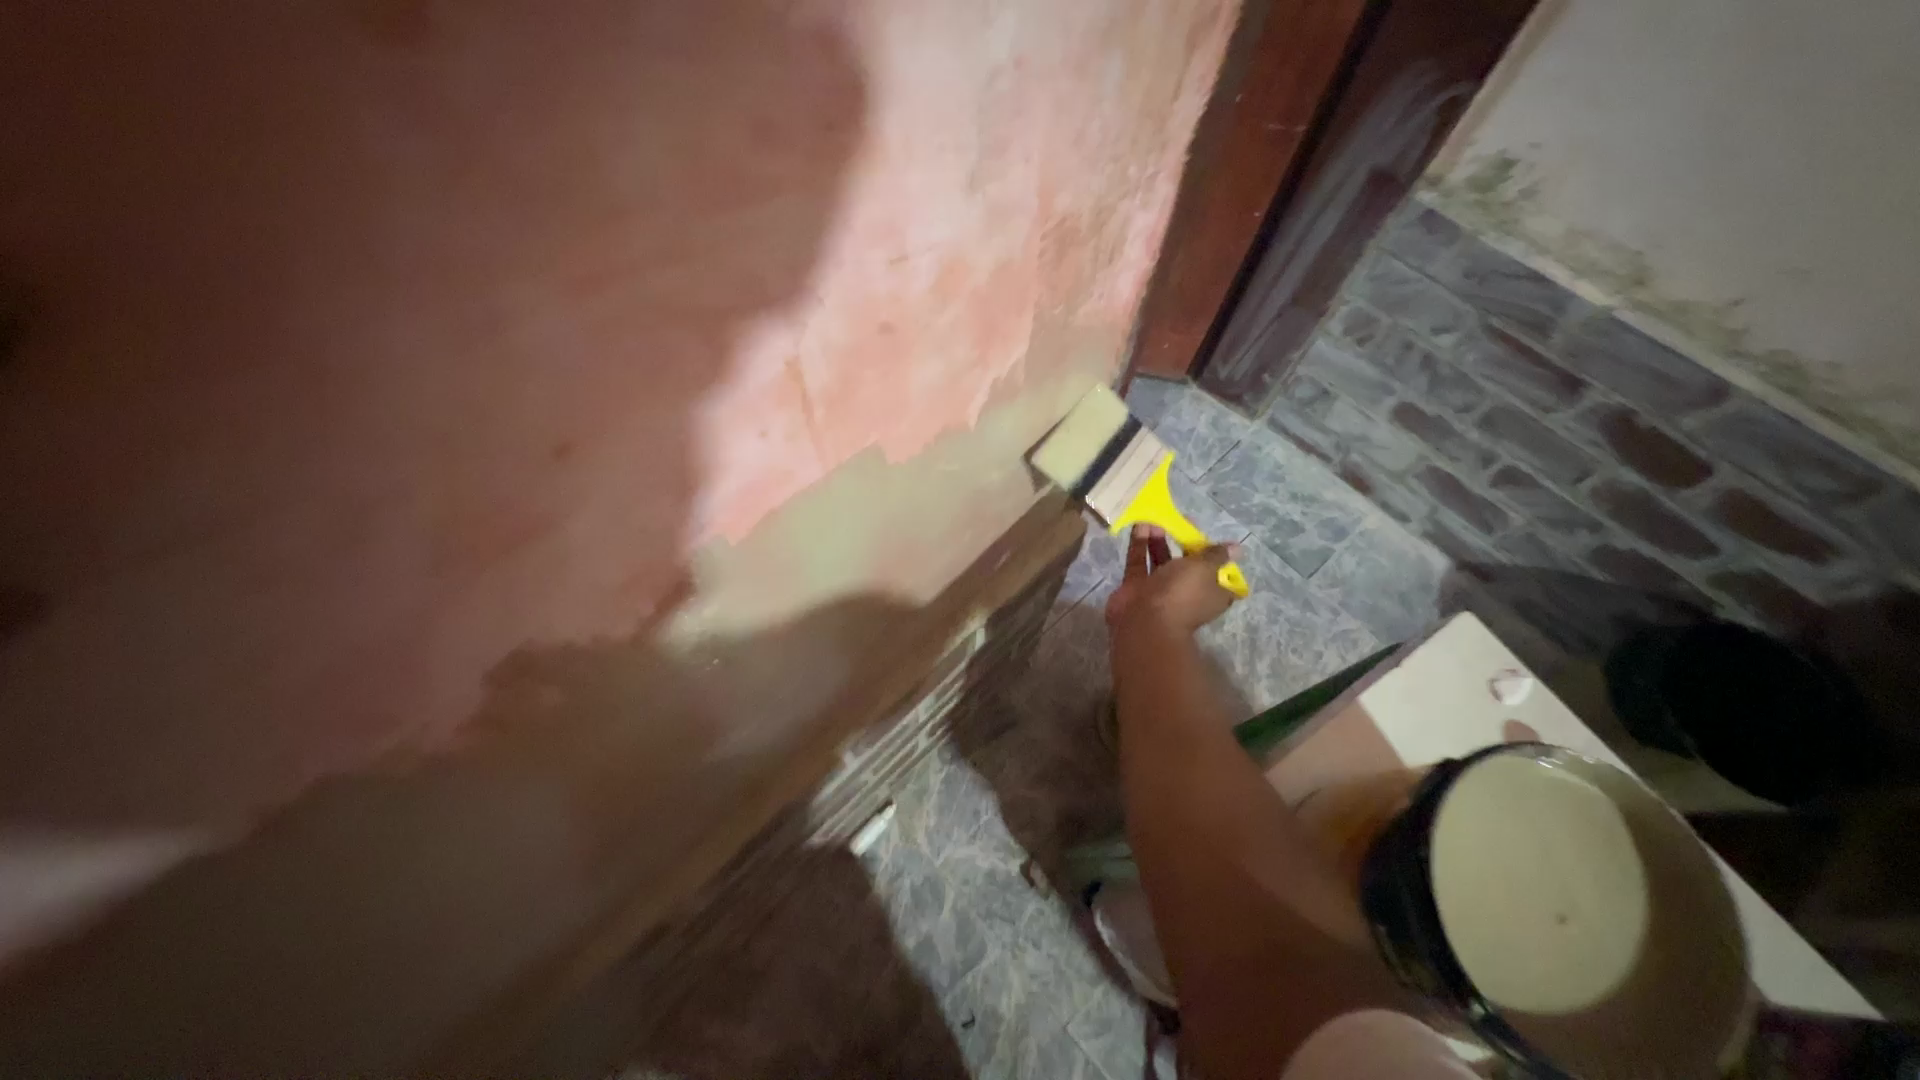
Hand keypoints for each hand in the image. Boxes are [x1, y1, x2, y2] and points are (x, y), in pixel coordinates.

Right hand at [1105, 524, 1242, 634]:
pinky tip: (1140, 524)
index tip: (1211, 540)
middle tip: (1181, 520)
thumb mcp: (1205, 569)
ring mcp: (1160, 590)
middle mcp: (1187, 592)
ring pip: (1161, 561)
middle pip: (1189, 564)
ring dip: (1159, 540)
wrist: (1143, 620)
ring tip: (1157, 518)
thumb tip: (1237, 548)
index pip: (1220, 576)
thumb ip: (1216, 555)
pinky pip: (1139, 562)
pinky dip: (1140, 545)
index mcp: (1211, 594)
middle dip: (1184, 542)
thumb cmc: (1181, 593)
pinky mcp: (1137, 586)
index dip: (1217, 557)